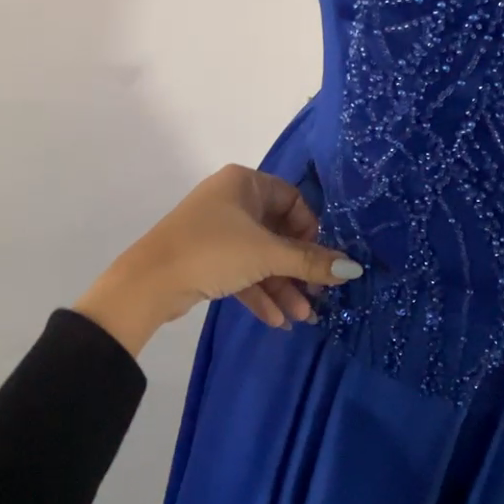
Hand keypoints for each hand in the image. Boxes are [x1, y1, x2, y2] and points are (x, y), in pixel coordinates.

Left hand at [73, 165, 363, 356]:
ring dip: (282, 286)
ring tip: (301, 318)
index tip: (323, 261)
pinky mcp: (207, 257)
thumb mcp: (266, 255)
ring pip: (261, 256)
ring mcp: (218, 229)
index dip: (311, 230)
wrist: (150, 280)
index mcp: (244, 182)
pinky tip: (277, 321)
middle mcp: (232, 199)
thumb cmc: (213, 250)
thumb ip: (310, 261)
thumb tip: (353, 267)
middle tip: (318, 297)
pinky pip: (242, 271)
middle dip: (298, 268)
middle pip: (278, 231)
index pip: (292, 199)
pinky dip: (259, 292)